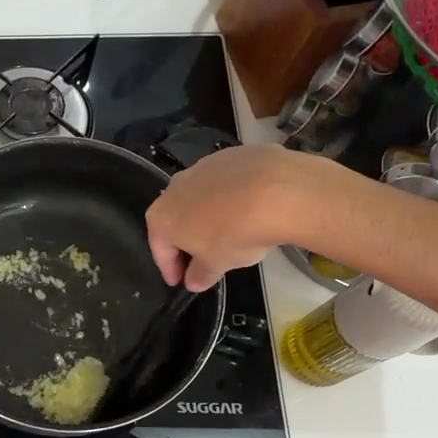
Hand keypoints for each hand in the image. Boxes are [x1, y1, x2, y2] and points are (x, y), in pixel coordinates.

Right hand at [145, 144, 329, 290]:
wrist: (278, 191)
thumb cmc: (235, 234)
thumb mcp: (217, 264)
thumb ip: (201, 274)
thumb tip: (193, 281)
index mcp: (162, 216)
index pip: (160, 249)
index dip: (169, 268)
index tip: (180, 281)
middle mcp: (174, 187)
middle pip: (177, 219)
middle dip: (188, 239)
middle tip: (204, 257)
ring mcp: (202, 167)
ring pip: (201, 197)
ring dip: (210, 214)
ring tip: (232, 230)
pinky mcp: (231, 155)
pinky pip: (227, 182)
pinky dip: (233, 195)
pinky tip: (252, 208)